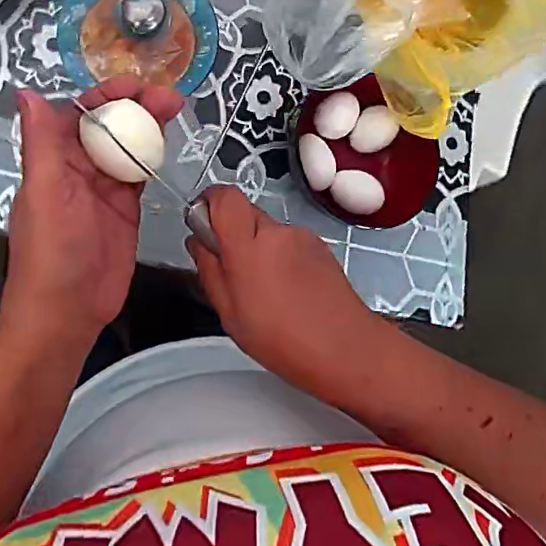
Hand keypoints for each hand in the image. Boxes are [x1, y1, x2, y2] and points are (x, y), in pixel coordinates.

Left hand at [4, 78, 184, 343]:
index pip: (79, 114)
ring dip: (148, 125)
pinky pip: (139, 171)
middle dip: (135, 105)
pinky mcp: (125, 207)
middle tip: (166, 96)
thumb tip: (26, 93)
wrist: (67, 312)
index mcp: (53, 159)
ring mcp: (103, 187)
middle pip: (108, 125)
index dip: (105, 95)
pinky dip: (153, 154)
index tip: (134, 85)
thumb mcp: (44, 192)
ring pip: (127, 144)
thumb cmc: (50, 253)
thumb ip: (42, 142)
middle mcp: (77, 168)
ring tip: (174, 107)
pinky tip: (168, 139)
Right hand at [186, 186, 395, 395]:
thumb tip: (198, 243)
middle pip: (243, 211)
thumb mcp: (230, 314)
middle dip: (231, 232)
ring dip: (257, 246)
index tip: (203, 224)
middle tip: (232, 269)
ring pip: (265, 227)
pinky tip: (287, 289)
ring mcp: (300, 235)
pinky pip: (287, 239)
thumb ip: (209, 270)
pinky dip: (280, 255)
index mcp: (248, 247)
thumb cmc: (286, 341)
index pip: (224, 196)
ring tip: (264, 289)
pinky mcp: (318, 243)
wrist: (347, 349)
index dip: (209, 202)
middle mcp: (275, 232)